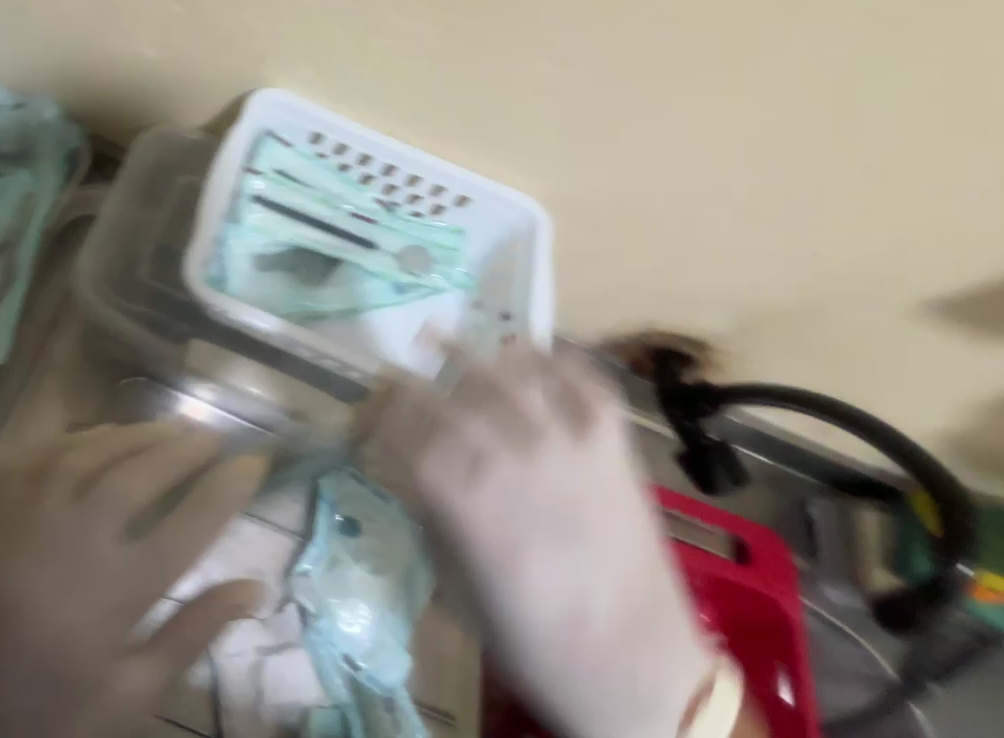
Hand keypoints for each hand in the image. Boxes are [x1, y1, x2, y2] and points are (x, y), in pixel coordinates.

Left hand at [0, 420, 268, 737]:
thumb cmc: (51, 712)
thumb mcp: (131, 694)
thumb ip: (193, 634)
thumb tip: (255, 588)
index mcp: (117, 593)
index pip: (192, 524)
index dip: (229, 488)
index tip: (256, 461)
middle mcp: (75, 541)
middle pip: (143, 474)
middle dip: (186, 449)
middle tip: (213, 435)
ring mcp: (28, 516)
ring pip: (93, 452)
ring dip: (137, 433)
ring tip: (171, 426)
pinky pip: (40, 454)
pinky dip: (78, 438)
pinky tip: (102, 434)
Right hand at [357, 345, 717, 737]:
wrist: (638, 669)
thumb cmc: (537, 640)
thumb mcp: (460, 591)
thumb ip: (435, 524)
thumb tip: (415, 479)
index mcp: (470, 507)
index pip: (409, 441)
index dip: (381, 422)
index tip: (366, 414)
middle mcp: (514, 464)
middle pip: (450, 404)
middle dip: (411, 385)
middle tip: (391, 371)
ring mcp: (569, 450)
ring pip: (512, 380)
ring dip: (471, 353)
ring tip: (443, 333)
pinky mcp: (613, 452)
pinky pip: (587, 388)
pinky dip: (560, 362)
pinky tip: (533, 349)